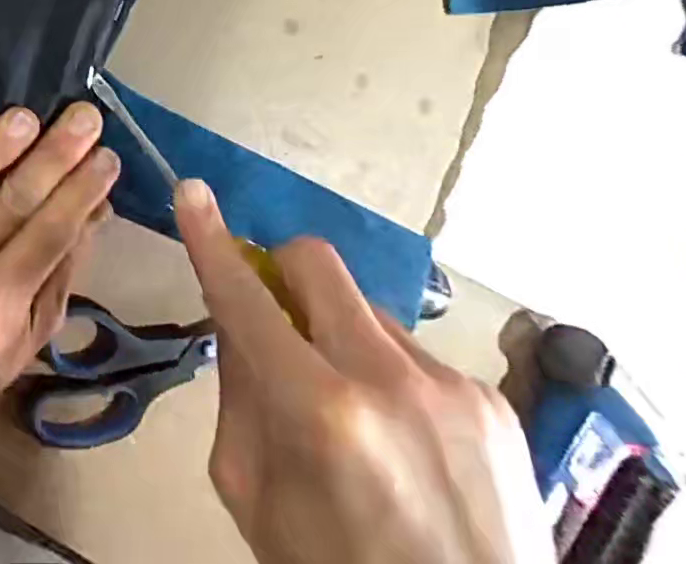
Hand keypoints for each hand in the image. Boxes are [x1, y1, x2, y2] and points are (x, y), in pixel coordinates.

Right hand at [173, 180, 549, 563]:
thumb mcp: (253, 494)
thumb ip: (239, 395)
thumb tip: (240, 322)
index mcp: (320, 414)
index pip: (245, 299)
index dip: (210, 240)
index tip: (192, 191)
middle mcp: (391, 381)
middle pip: (317, 263)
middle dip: (281, 268)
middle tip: (273, 311)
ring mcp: (453, 386)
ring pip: (364, 309)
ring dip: (335, 332)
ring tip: (347, 407)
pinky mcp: (494, 401)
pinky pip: (411, 351)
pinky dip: (383, 370)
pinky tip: (398, 435)